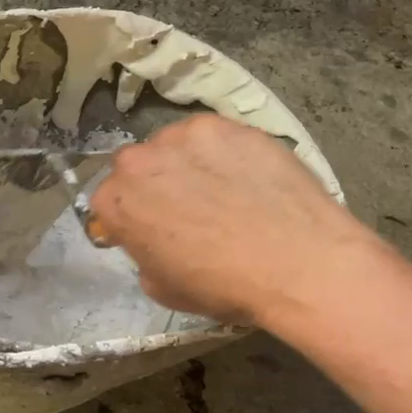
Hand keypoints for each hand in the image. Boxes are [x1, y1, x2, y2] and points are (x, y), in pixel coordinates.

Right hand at [86, 113, 381, 325]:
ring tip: (225, 189)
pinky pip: (210, 136)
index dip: (134, 216)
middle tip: (191, 207)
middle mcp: (134, 161)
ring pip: (172, 146)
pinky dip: (222, 151)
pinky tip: (248, 175)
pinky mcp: (217, 124)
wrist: (301, 264)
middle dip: (156, 184)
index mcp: (113, 202)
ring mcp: (175, 137)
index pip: (110, 202)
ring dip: (187, 163)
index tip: (156, 229)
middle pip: (137, 167)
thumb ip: (142, 255)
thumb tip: (152, 241)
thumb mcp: (164, 288)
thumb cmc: (227, 286)